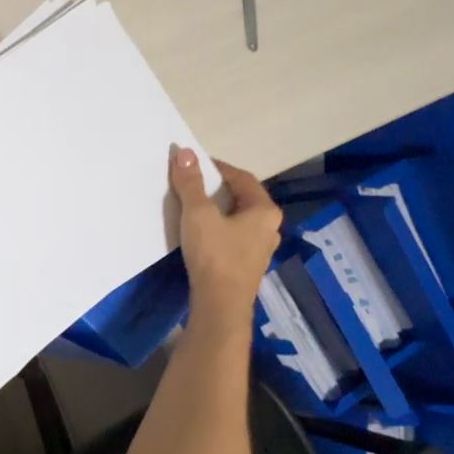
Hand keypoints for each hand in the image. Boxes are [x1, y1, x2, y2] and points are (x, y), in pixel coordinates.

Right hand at [171, 149, 281, 321]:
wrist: (220, 300)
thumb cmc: (214, 253)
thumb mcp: (197, 214)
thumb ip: (190, 184)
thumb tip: (184, 153)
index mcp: (264, 210)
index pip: (242, 178)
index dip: (217, 168)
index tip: (194, 166)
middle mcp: (269, 226)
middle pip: (242, 199)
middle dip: (217, 190)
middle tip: (190, 185)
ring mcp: (260, 247)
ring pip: (238, 219)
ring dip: (218, 211)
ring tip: (192, 209)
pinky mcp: (247, 264)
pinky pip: (234, 236)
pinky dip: (218, 228)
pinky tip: (201, 234)